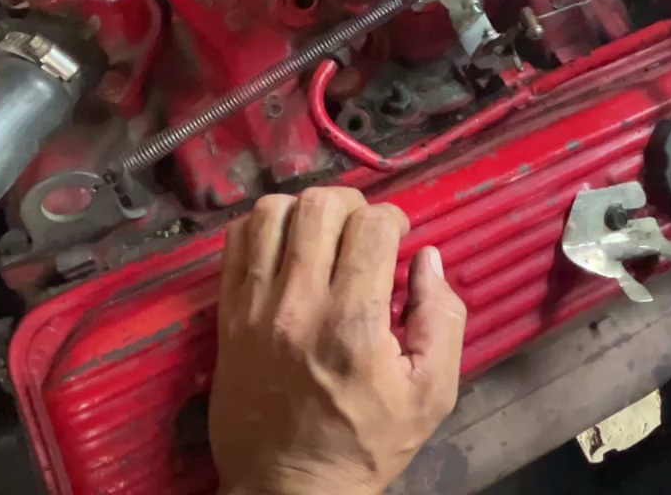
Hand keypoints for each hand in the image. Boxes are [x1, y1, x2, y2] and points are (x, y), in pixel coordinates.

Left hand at [211, 188, 466, 494]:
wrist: (286, 493)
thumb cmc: (365, 442)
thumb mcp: (430, 394)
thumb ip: (443, 318)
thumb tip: (428, 258)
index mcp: (354, 323)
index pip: (372, 225)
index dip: (393, 220)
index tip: (397, 239)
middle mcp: (300, 304)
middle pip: (322, 205)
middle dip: (353, 206)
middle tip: (362, 233)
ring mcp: (256, 306)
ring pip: (274, 211)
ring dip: (306, 210)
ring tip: (322, 235)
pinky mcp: (227, 313)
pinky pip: (236, 238)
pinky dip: (263, 226)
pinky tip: (286, 245)